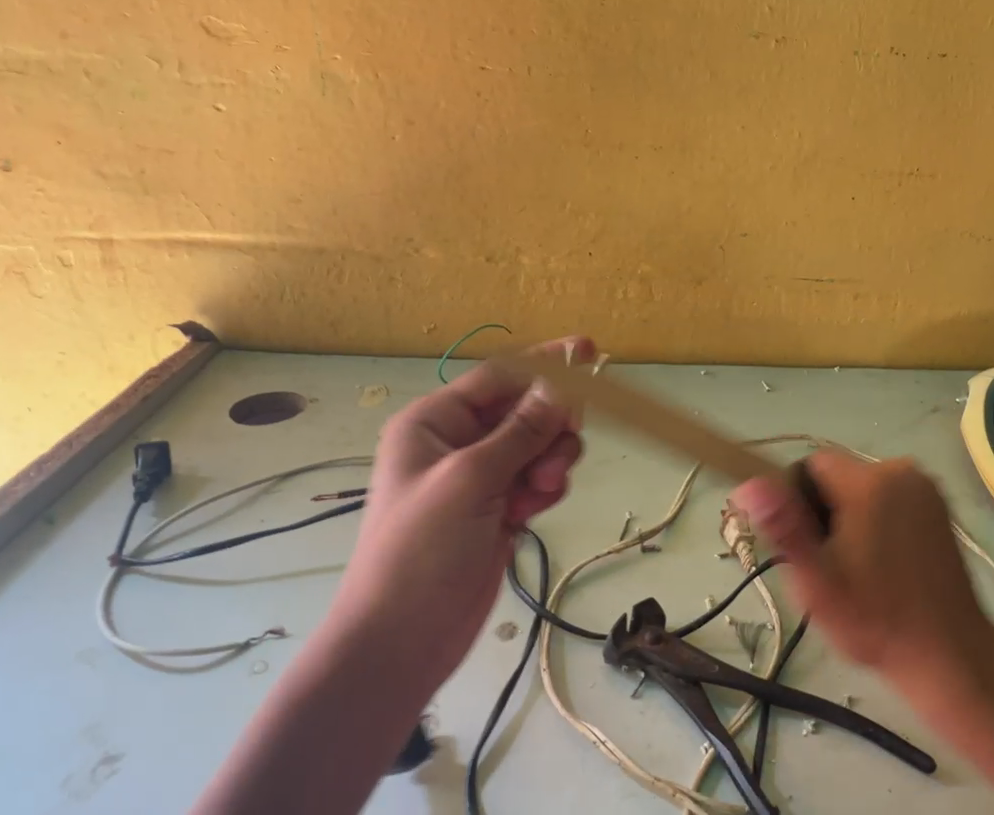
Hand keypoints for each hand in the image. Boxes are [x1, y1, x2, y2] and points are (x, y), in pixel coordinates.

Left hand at [328, 335, 592, 684]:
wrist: (402, 640)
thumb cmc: (420, 551)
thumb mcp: (470, 480)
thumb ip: (521, 430)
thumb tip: (561, 385)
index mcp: (434, 423)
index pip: (499, 377)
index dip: (545, 363)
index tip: (590, 352)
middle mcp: (457, 442)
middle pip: (526, 409)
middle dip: (550, 427)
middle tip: (559, 453)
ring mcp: (481, 478)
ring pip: (540, 445)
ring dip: (551, 462)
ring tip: (539, 494)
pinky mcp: (500, 508)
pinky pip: (540, 477)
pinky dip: (546, 488)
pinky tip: (532, 513)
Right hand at [731, 447, 993, 693]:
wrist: (948, 653)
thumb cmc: (876, 620)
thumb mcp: (818, 582)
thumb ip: (784, 529)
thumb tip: (748, 485)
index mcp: (870, 482)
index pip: (812, 465)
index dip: (797, 501)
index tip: (805, 545)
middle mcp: (902, 471)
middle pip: (838, 476)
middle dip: (825, 512)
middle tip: (830, 565)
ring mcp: (926, 488)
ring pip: (863, 488)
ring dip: (851, 517)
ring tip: (858, 569)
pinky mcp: (940, 506)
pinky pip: (891, 498)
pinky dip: (879, 520)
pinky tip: (884, 564)